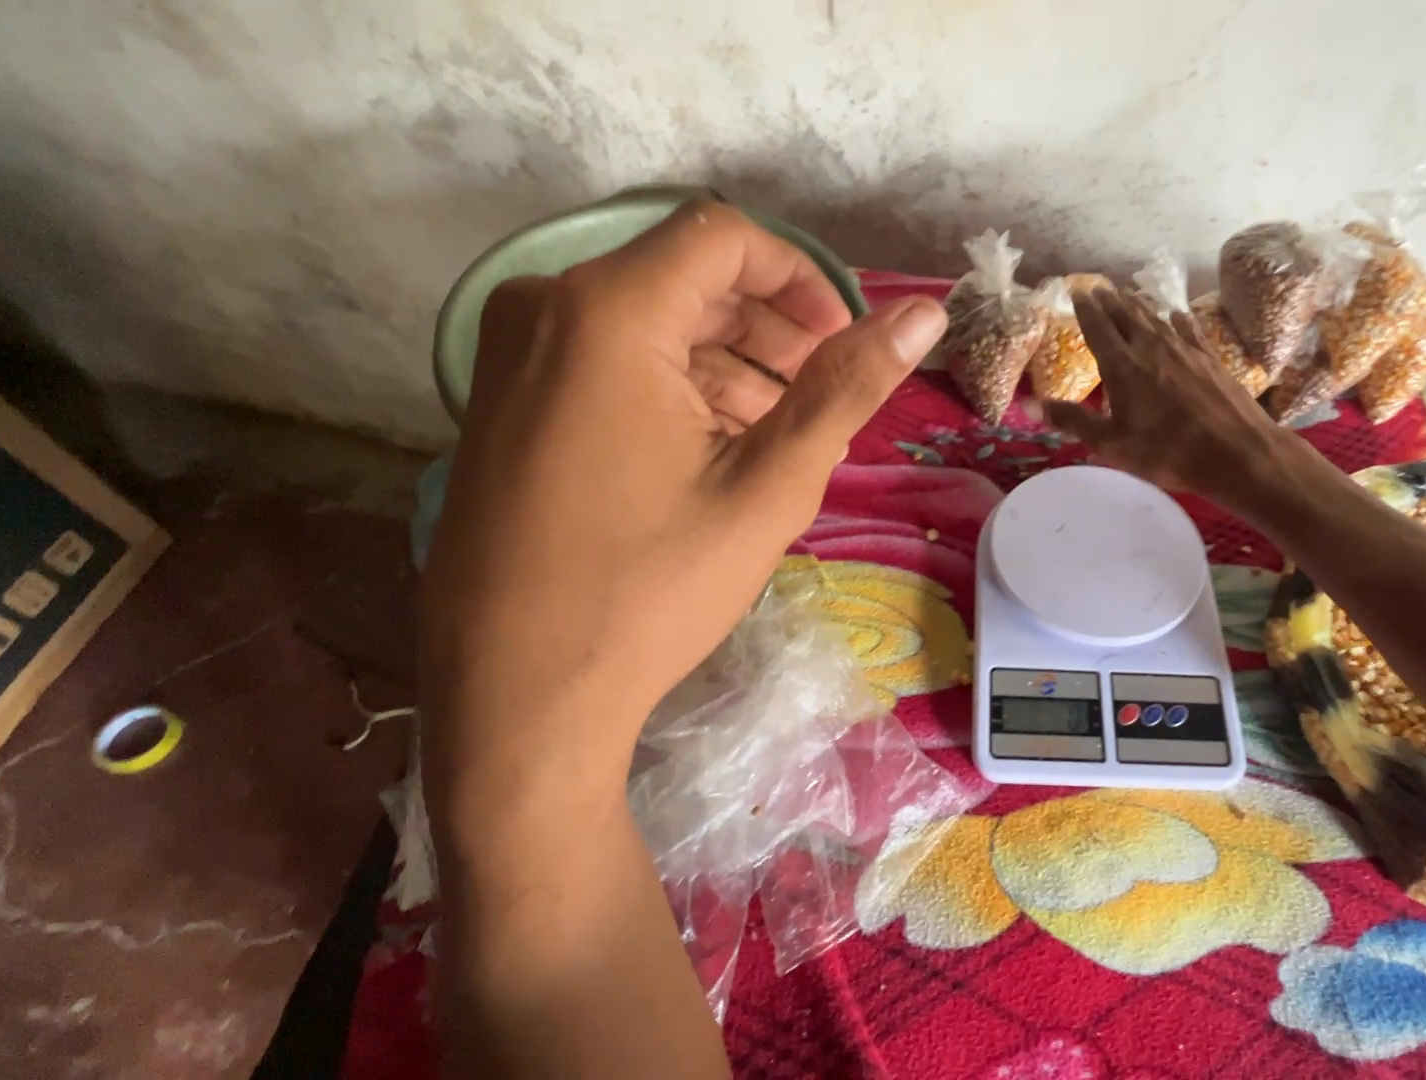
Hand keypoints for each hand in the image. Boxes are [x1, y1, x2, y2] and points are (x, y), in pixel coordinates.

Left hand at [419, 200, 946, 843]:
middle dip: (768, 332)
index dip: (799, 279)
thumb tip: (925, 315)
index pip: (724, 238)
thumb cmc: (652, 589)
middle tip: (818, 405)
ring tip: (775, 442)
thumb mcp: (769, 485)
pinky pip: (603, 364)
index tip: (840, 345)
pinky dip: (671, 391)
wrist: (519, 695)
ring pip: (646, 325)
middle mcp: (541, 309)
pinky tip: (710, 456)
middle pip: (685, 281)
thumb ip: (847, 387)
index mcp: (606, 312)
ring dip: (725, 367)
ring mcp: (509, 359)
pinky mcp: (500, 406)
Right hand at [1043, 288, 1287, 505]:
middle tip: (1099, 288)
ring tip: (1128, 295)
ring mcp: (1185, 350)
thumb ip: (1072, 420)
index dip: (1085, 310)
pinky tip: (1177, 315)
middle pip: (1126, 315)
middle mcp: (1151, 348)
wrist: (1235, 451)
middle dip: (1110, 301)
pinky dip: (1177, 319)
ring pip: (1156, 318)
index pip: (1098, 328)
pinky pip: (1189, 330)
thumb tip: (1029, 404)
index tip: (1077, 293)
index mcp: (1122, 366)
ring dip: (1138, 305)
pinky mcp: (1210, 358)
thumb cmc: (1166, 451)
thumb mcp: (1111, 443)